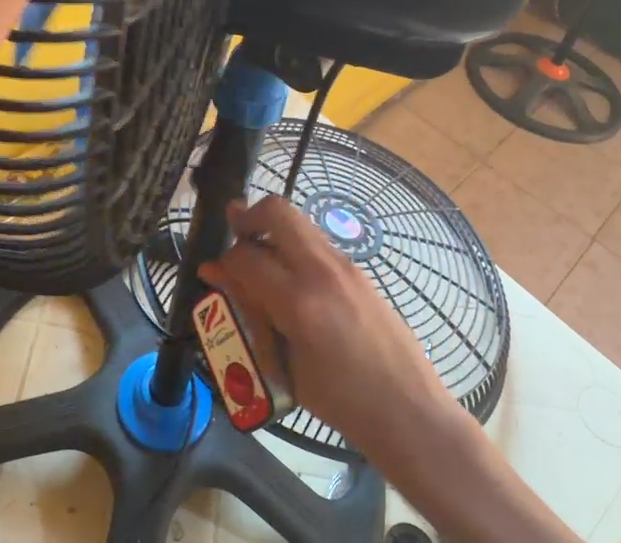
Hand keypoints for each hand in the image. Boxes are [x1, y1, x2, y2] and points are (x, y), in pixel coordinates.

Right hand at [199, 197, 457, 458]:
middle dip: (249, 216)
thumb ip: (251, 314)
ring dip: (274, 231)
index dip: (223, 261)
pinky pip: (318, 243)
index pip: (246, 256)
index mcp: (299, 302)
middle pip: (278, 212)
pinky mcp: (360, 271)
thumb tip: (216, 276)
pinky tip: (292, 282)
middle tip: (233, 233)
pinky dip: (296, 248)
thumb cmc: (341, 401)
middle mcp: (323, 271)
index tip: (212, 272)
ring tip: (260, 262)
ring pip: (300, 223)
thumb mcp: (283, 365)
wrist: (408, 409)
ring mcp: (347, 266)